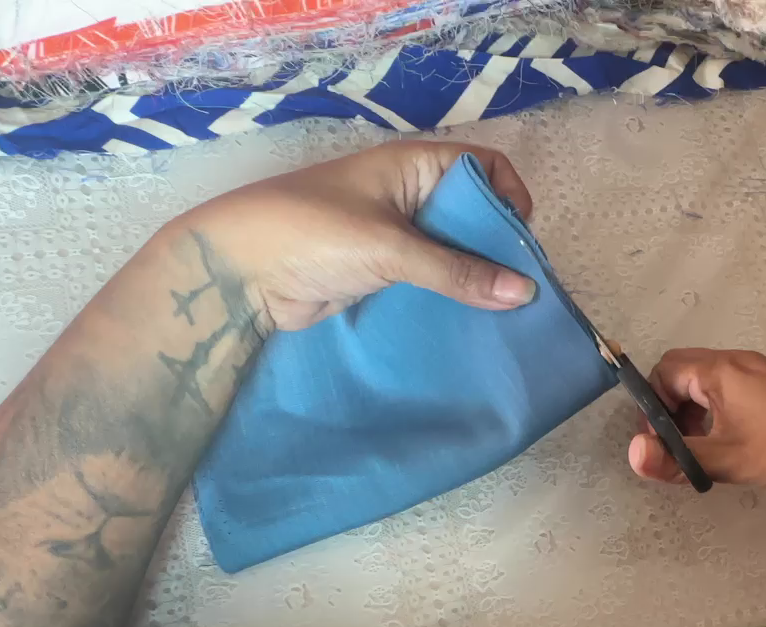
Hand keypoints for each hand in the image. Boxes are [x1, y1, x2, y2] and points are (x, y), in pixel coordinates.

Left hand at [181, 141, 537, 331]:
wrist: (240, 273)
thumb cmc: (312, 234)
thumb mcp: (392, 249)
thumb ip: (459, 272)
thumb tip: (525, 293)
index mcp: (414, 166)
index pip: (485, 169)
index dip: (509, 202)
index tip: (520, 247)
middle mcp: (413, 196)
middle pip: (476, 214)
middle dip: (500, 248)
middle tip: (520, 290)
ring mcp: (401, 236)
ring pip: (458, 252)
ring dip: (480, 278)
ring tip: (505, 312)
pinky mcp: (389, 272)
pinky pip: (437, 280)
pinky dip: (457, 298)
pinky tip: (474, 322)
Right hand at [627, 348, 765, 497]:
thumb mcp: (727, 460)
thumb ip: (676, 460)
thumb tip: (632, 455)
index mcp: (722, 370)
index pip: (664, 371)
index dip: (653, 407)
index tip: (662, 441)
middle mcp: (740, 362)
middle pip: (685, 375)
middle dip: (673, 412)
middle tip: (682, 449)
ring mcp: (763, 373)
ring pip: (710, 386)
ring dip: (698, 417)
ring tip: (710, 453)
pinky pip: (734, 393)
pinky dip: (722, 416)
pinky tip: (738, 447)